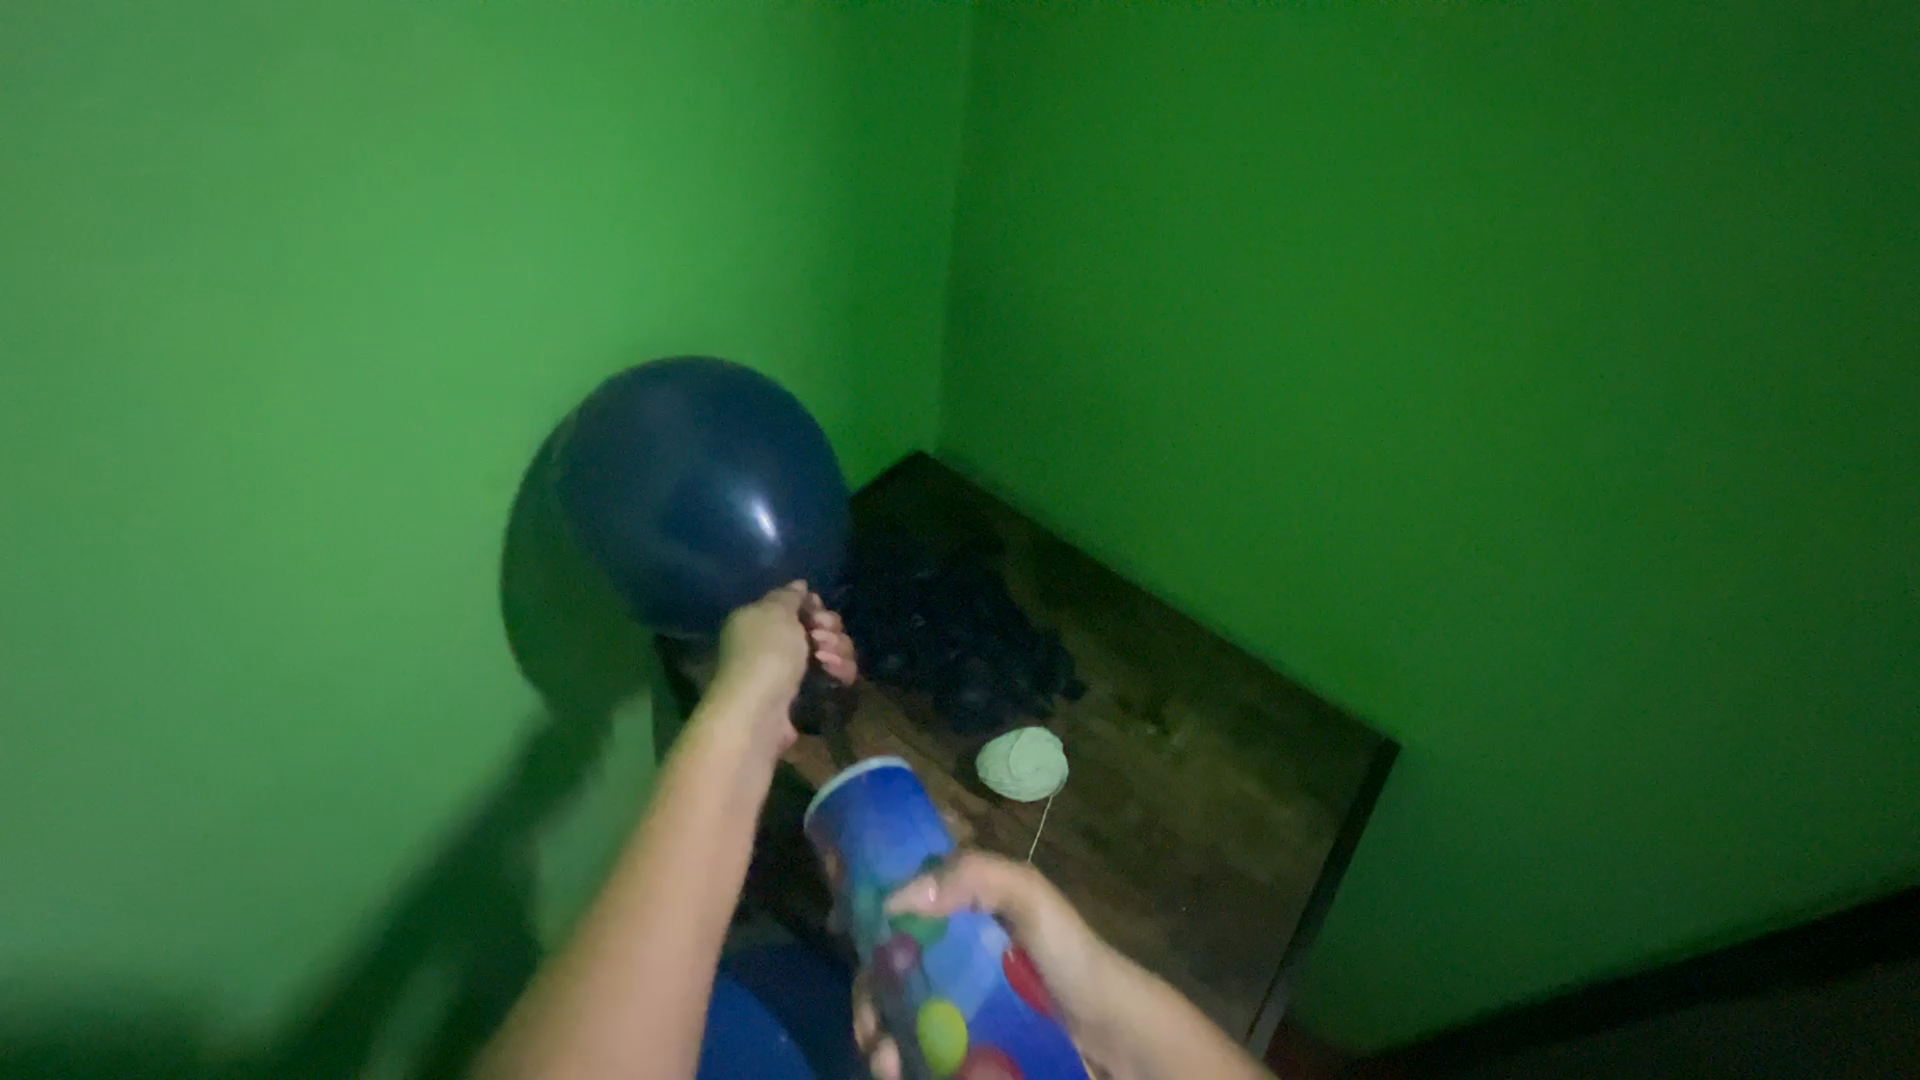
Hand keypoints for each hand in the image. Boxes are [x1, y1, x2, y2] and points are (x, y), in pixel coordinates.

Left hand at [707, 582, 856, 752]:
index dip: (814, 606)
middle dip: (829, 628)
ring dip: (838, 649)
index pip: (799, 606)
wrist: (760, 710)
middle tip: (820, 638)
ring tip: (827, 660)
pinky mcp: (811, 694)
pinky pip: (835, 675)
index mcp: (762, 621)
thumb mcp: (775, 611)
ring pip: (833, 650)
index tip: (816, 612)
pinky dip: (840, 670)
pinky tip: (833, 672)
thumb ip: (789, 596)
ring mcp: (794, 671)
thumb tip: (799, 585)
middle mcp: (777, 644)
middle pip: (821, 627)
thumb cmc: (765, 652)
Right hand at [853, 852, 1122, 1079]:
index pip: (901, 905)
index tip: (840, 929)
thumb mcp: (1028, 896)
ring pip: (893, 1014)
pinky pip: (914, 1052)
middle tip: (869, 1024)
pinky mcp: (960, 1050)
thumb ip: (975, 876)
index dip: (867, 913)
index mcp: (961, 912)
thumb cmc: (1067, 955)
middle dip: (867, 991)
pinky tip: (896, 1071)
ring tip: (884, 1060)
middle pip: (887, 966)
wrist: (1111, 1036)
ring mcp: (954, 1007)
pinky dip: (894, 1061)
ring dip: (875, 1032)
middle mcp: (950, 957)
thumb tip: (898, 899)